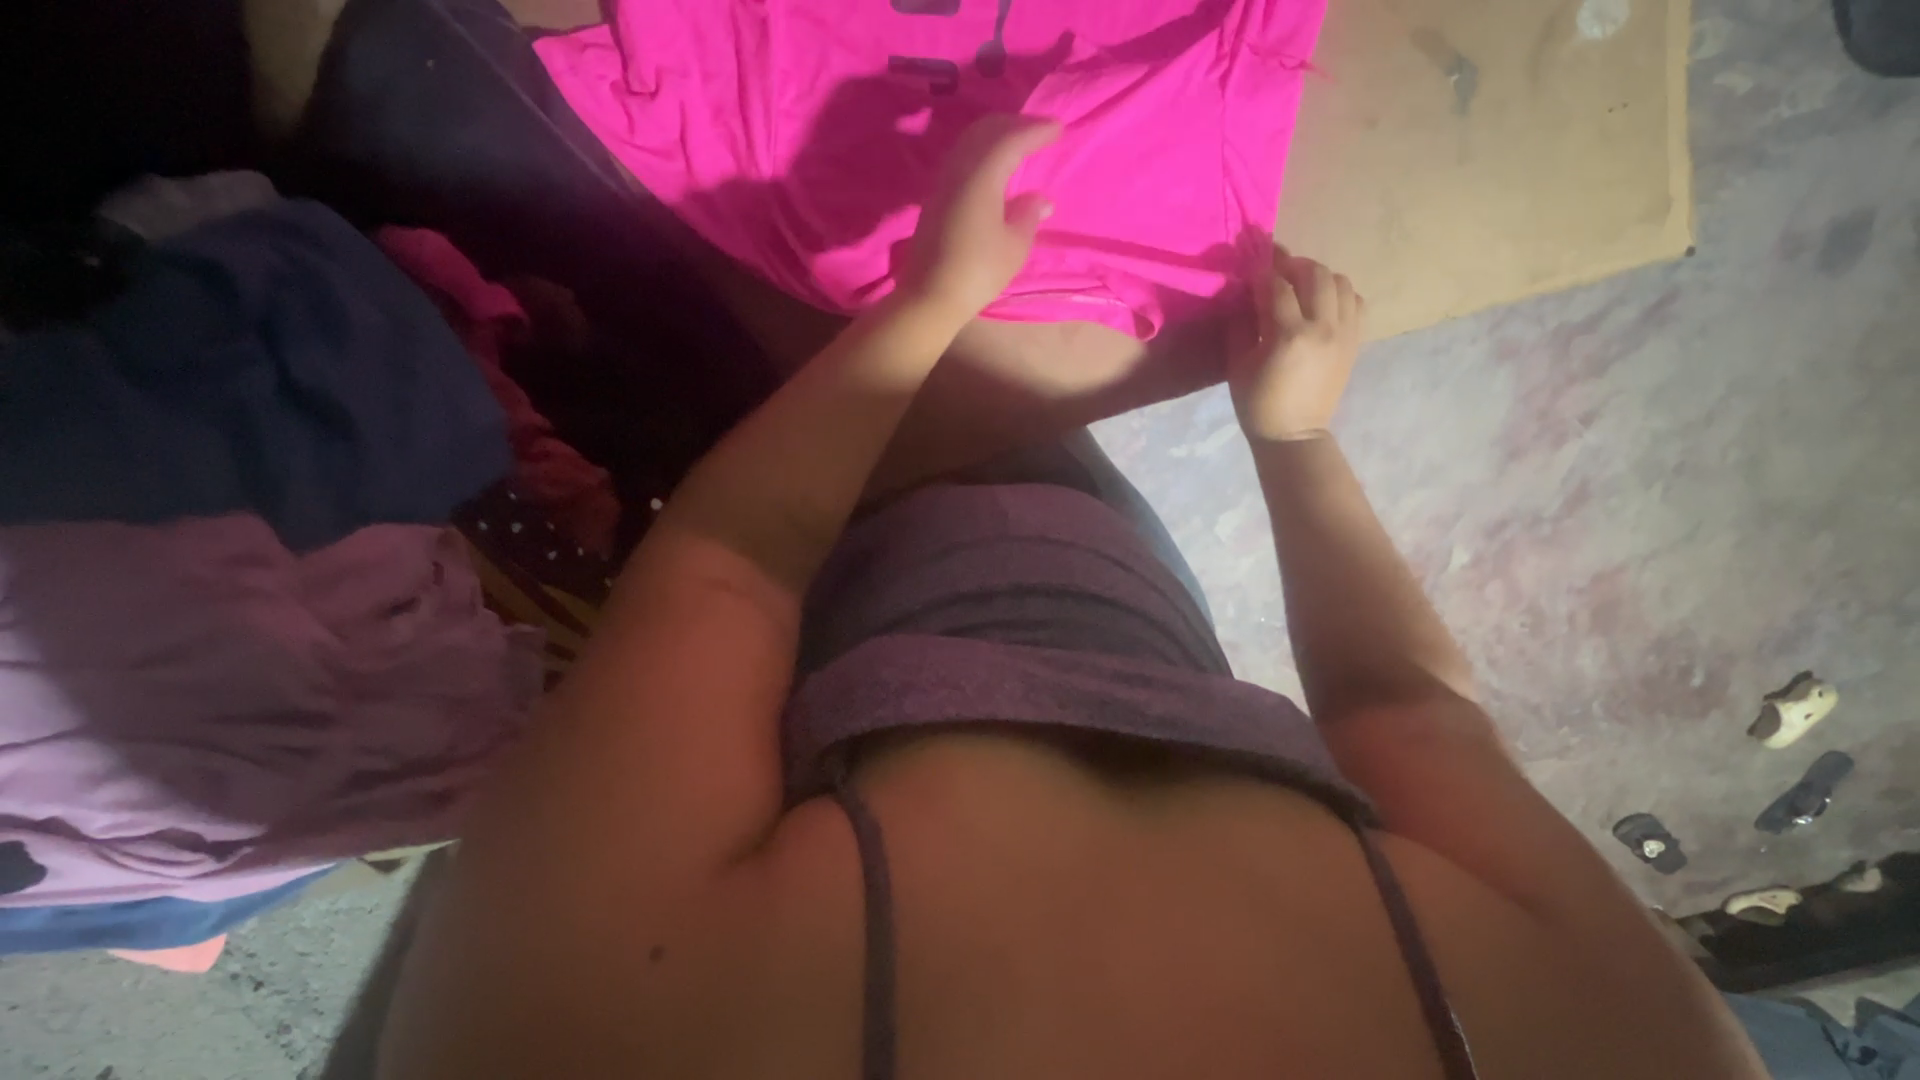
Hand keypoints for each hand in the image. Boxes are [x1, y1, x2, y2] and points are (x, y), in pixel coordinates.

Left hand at [898, 114, 1060, 320]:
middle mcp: (959, 169)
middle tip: (1039, 130)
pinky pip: (962, 159)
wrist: (929, 298)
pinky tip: (994, 168)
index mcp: (981, 175)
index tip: (1058, 128)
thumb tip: (1039, 199)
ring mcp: (943, 183)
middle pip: (986, 131)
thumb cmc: (978, 273)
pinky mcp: (936, 199)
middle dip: (1014, 125)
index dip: (1035, 130)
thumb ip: (1028, 215)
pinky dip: (983, 152)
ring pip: (970, 142)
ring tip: (1019, 144)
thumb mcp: (1014, 246)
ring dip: (996, 136)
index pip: (1011, 139)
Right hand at [1227, 241, 1363, 441]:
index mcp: (1289, 335)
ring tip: (1300, 284)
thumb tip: (1244, 294)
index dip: (1262, 270)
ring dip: (1318, 276)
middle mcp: (1323, 327)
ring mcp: (1344, 333)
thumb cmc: (1258, 403)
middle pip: (1315, 274)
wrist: (1295, 433)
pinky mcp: (1354, 341)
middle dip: (1293, 264)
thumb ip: (1242, 324)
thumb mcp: (1238, 364)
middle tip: (1276, 269)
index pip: (1277, 285)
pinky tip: (1322, 302)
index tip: (1250, 263)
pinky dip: (1339, 293)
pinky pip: (1355, 301)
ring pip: (1340, 282)